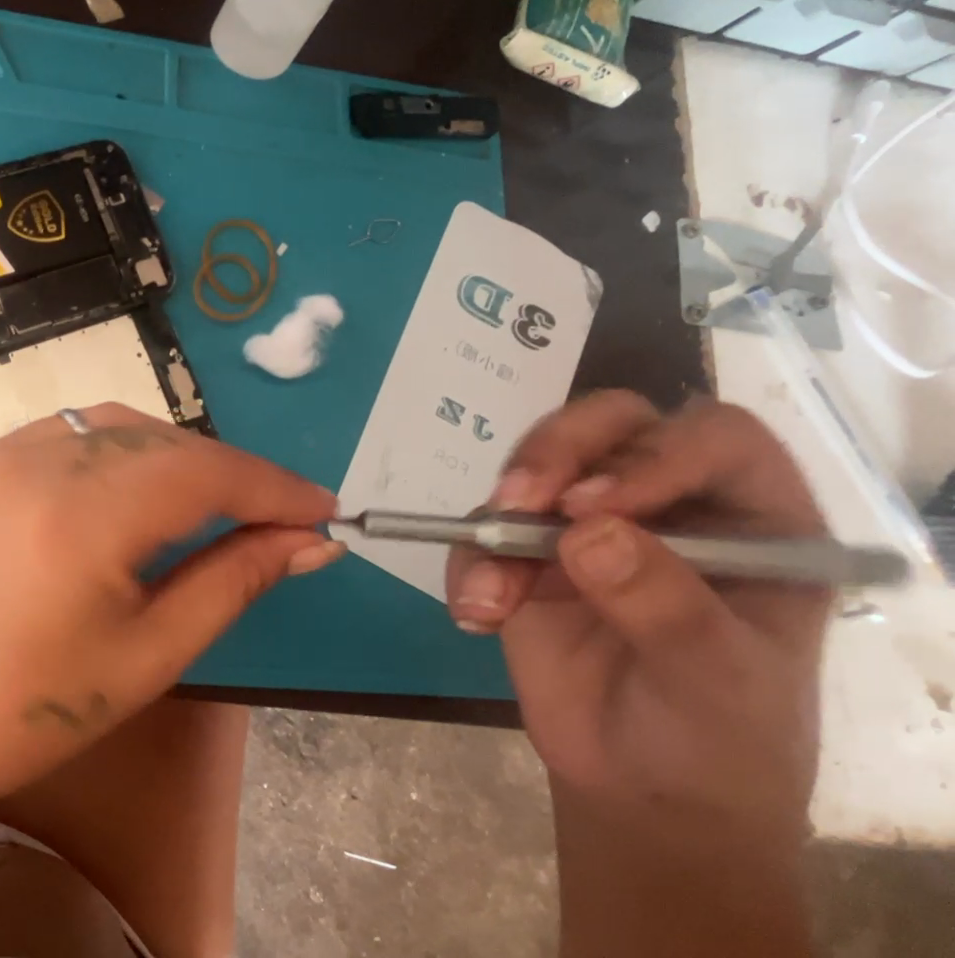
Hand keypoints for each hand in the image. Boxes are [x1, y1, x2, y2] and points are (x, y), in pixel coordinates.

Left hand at [0, 403, 343, 810]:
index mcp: (77, 516)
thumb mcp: (150, 653)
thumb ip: (232, 580)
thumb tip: (309, 541)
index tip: (321, 510)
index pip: (199, 472)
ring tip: (210, 506)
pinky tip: (132, 494)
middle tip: (271, 518)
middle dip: (223, 472)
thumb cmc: (36, 710)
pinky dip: (113, 453)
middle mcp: (32, 461)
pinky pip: (63, 435)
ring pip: (110, 425)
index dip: (270, 487)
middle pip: (157, 438)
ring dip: (170, 455)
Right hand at [445, 391, 829, 848]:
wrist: (643, 789)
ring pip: (534, 468)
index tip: (597, 505)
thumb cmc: (719, 736)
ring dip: (499, 513)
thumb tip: (585, 535)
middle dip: (557, 451)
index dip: (655, 453)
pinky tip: (477, 618)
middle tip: (522, 497)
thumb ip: (664, 604)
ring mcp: (588, 528)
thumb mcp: (719, 679)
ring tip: (492, 586)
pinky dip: (467, 567)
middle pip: (610, 427)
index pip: (711, 440)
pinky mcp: (526, 560)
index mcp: (749, 517)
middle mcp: (666, 505)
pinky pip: (481, 534)